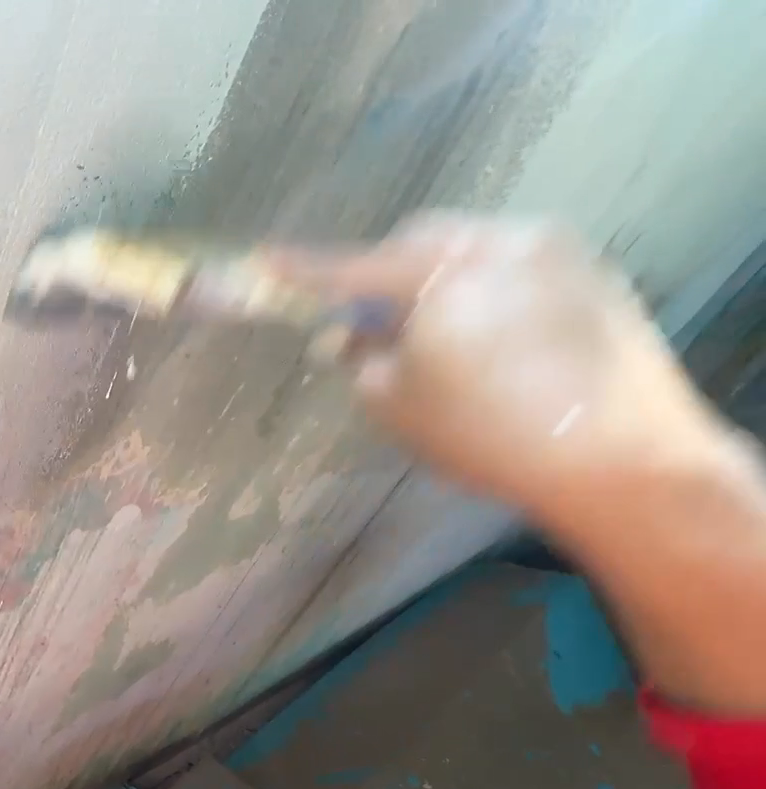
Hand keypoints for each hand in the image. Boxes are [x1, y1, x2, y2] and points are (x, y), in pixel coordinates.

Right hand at [271, 213, 726, 525]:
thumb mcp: (393, 402)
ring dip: (432, 280)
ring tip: (431, 335)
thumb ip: (358, 358)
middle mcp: (501, 245)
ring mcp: (554, 254)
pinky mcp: (590, 275)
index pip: (350, 269)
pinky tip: (482, 338)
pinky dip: (477, 289)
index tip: (260, 261)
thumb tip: (342, 337)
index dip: (300, 271)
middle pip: (416, 241)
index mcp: (443, 276)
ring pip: (465, 248)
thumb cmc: (482, 431)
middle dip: (382, 274)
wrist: (619, 457)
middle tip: (367, 324)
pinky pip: (508, 264)